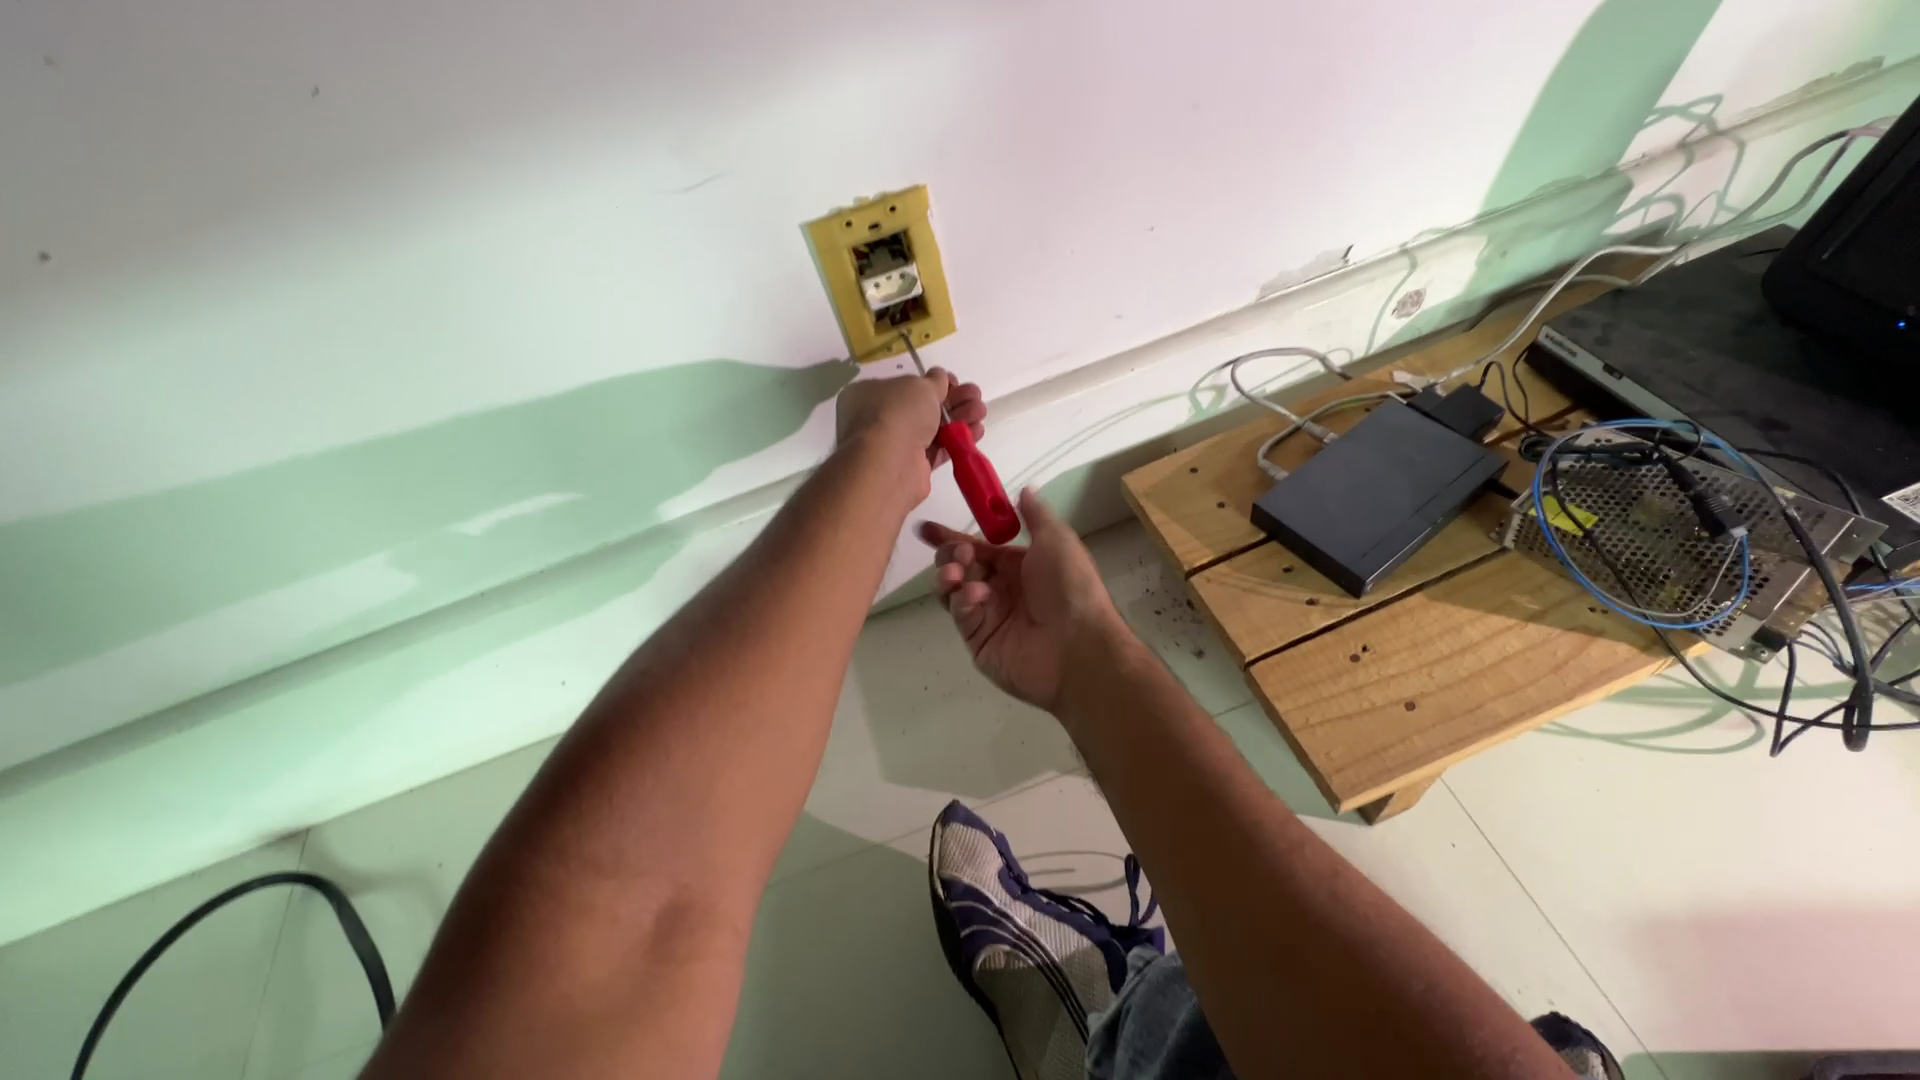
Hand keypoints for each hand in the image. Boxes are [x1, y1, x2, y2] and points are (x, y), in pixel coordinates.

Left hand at [836, 368, 986, 504]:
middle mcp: (880, 418)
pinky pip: (938, 449)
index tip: (954, 382)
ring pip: (933, 428)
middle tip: (975, 395)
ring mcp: (896, 444)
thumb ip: (934, 381)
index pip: (904, 385)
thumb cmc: (898, 413)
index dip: (932, 382)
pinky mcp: (913, 467)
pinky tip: (977, 431)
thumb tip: (940, 378)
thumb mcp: (920, 385)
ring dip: (959, 418)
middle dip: (953, 400)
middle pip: (923, 406)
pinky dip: (957, 440)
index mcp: (871, 393)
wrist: (890, 462)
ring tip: (981, 412)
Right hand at [919, 489, 1129, 712]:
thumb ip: (1036, 515)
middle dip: (950, 554)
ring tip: (956, 573)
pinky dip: (962, 601)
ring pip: (953, 591)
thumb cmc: (1070, 586)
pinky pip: (960, 615)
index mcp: (1019, 566)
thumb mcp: (1057, 539)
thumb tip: (1025, 490)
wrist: (1077, 644)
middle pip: (960, 568)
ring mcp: (989, 617)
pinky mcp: (979, 641)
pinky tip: (975, 596)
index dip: (952, 537)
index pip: (978, 548)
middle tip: (957, 553)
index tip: (926, 529)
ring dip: (949, 576)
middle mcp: (1002, 590)